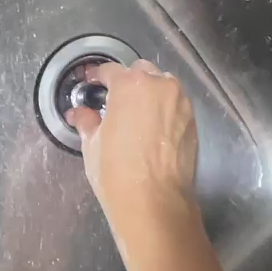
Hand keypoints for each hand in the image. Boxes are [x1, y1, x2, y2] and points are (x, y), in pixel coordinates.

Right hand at [66, 59, 198, 219]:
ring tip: (135, 116)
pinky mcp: (192, 121)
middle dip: (127, 82)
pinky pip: (174, 106)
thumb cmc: (115, 170)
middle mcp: (160, 86)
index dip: (98, 76)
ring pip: (162, 87)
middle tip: (114, 102)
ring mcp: (181, 102)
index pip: (111, 71)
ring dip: (148, 94)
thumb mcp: (92, 144)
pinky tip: (151, 131)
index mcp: (130, 86)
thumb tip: (79, 114)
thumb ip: (87, 121)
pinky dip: (162, 110)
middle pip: (141, 73)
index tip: (92, 83)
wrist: (153, 199)